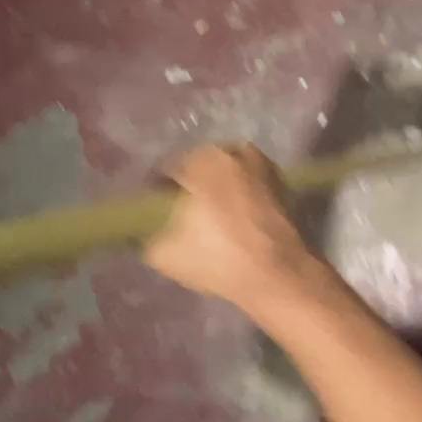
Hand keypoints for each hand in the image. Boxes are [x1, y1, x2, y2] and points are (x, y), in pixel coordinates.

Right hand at [144, 143, 318, 314]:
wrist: (275, 271)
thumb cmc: (217, 257)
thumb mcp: (163, 253)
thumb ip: (146, 234)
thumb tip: (141, 229)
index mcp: (204, 160)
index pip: (168, 168)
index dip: (156, 190)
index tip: (151, 210)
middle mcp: (234, 151)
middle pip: (200, 164)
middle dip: (188, 183)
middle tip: (179, 210)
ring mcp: (262, 162)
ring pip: (227, 169)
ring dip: (216, 184)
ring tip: (207, 213)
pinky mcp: (280, 178)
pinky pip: (248, 178)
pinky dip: (238, 190)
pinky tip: (233, 214)